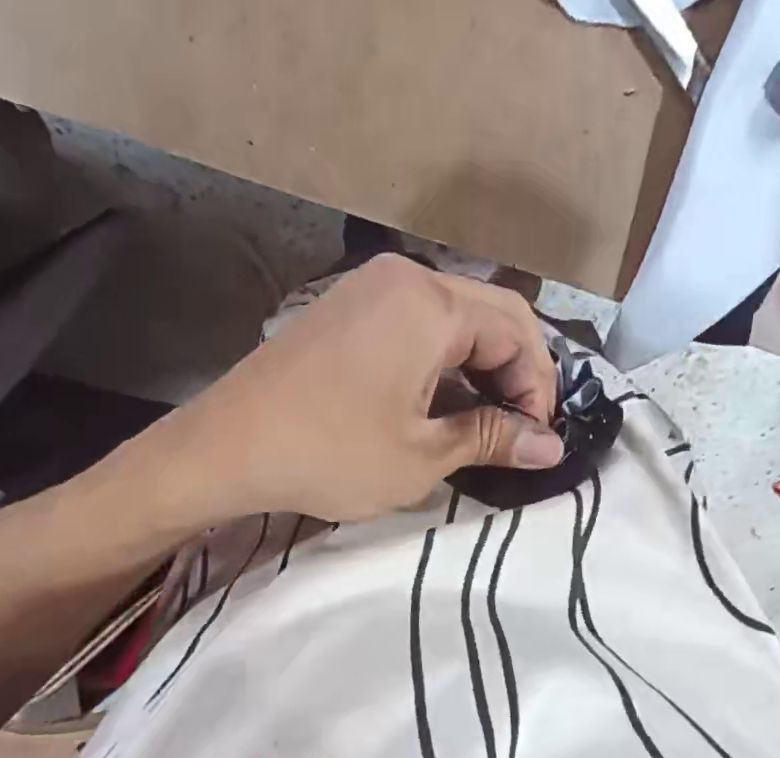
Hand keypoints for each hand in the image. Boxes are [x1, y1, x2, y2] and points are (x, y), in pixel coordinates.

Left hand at [149, 254, 563, 522]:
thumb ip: (491, 440)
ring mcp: (365, 288)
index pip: (518, 331)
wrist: (227, 447)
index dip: (540, 386)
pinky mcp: (340, 309)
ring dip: (475, 364)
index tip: (537, 438)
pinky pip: (410, 321)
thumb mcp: (420, 457)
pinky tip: (432, 398)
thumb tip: (551, 446)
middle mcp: (403, 278)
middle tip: (517, 426)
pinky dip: (435, 357)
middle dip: (514, 371)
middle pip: (488, 313)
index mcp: (431, 305)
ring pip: (449, 315)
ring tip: (479, 419)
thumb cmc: (329, 454)